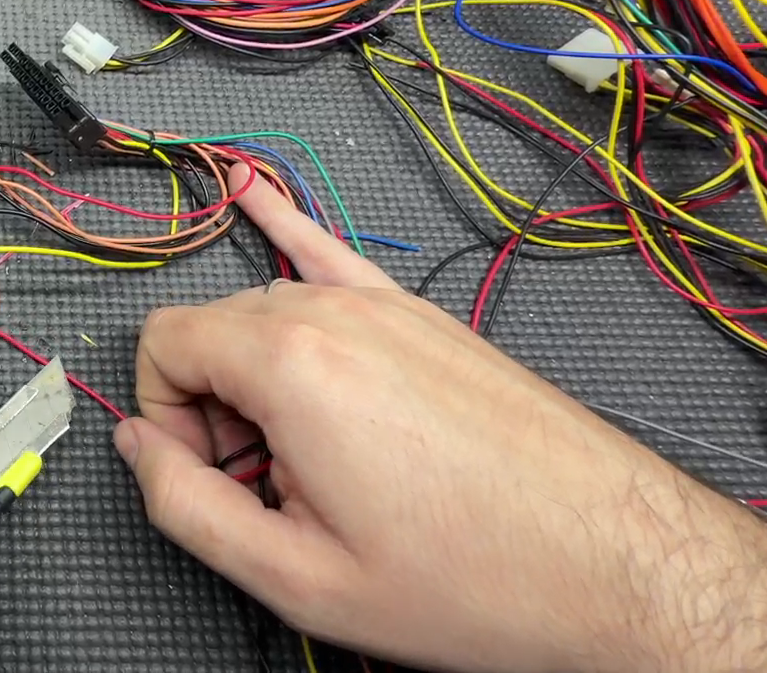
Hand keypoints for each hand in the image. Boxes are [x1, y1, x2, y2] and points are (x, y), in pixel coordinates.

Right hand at [115, 163, 766, 672]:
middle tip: (264, 475)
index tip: (213, 468)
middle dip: (206, 397)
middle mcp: (324, 311)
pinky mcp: (409, 309)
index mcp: (286, 363)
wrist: (630, 571)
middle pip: (205, 326)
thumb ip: (183, 505)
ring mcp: (372, 301)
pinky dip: (276, 217)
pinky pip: (321, 244)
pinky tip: (247, 186)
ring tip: (305, 446)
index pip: (160, 342)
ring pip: (253, 307)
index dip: (164, 410)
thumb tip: (135, 443)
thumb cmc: (472, 579)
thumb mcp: (299, 578)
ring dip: (246, 368)